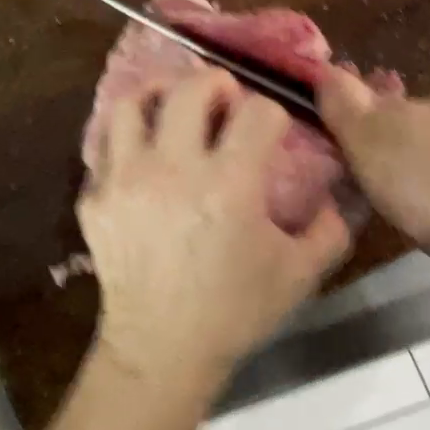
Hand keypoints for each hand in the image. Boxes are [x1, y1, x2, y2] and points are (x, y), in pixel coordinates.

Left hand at [81, 69, 353, 384]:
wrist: (161, 347)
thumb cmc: (234, 311)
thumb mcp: (298, 274)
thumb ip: (327, 230)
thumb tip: (335, 197)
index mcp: (228, 184)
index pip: (256, 113)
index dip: (270, 112)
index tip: (270, 126)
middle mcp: (173, 169)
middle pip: (188, 91)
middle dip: (213, 82)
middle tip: (222, 95)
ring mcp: (125, 180)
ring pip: (131, 105)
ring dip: (157, 97)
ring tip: (171, 106)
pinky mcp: (95, 196)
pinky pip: (105, 146)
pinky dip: (127, 139)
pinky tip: (142, 152)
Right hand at [304, 62, 429, 268]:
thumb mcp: (392, 197)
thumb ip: (356, 137)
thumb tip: (328, 81)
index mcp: (383, 128)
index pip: (338, 87)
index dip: (329, 92)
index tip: (327, 119)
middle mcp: (422, 104)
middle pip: (390, 108)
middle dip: (389, 133)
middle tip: (401, 180)